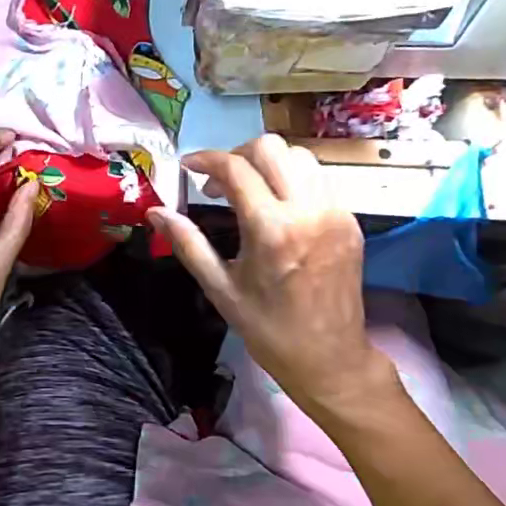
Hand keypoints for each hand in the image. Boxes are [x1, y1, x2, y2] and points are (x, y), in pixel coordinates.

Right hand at [148, 134, 401, 431]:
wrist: (329, 357)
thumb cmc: (267, 329)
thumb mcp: (219, 288)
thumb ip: (187, 243)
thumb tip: (155, 212)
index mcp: (271, 230)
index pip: (236, 168)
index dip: (205, 159)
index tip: (187, 167)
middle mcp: (308, 211)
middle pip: (271, 147)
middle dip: (237, 154)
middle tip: (219, 182)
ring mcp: (335, 212)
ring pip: (299, 156)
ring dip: (267, 164)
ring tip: (248, 192)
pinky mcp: (350, 220)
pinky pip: (318, 180)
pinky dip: (291, 180)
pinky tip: (276, 208)